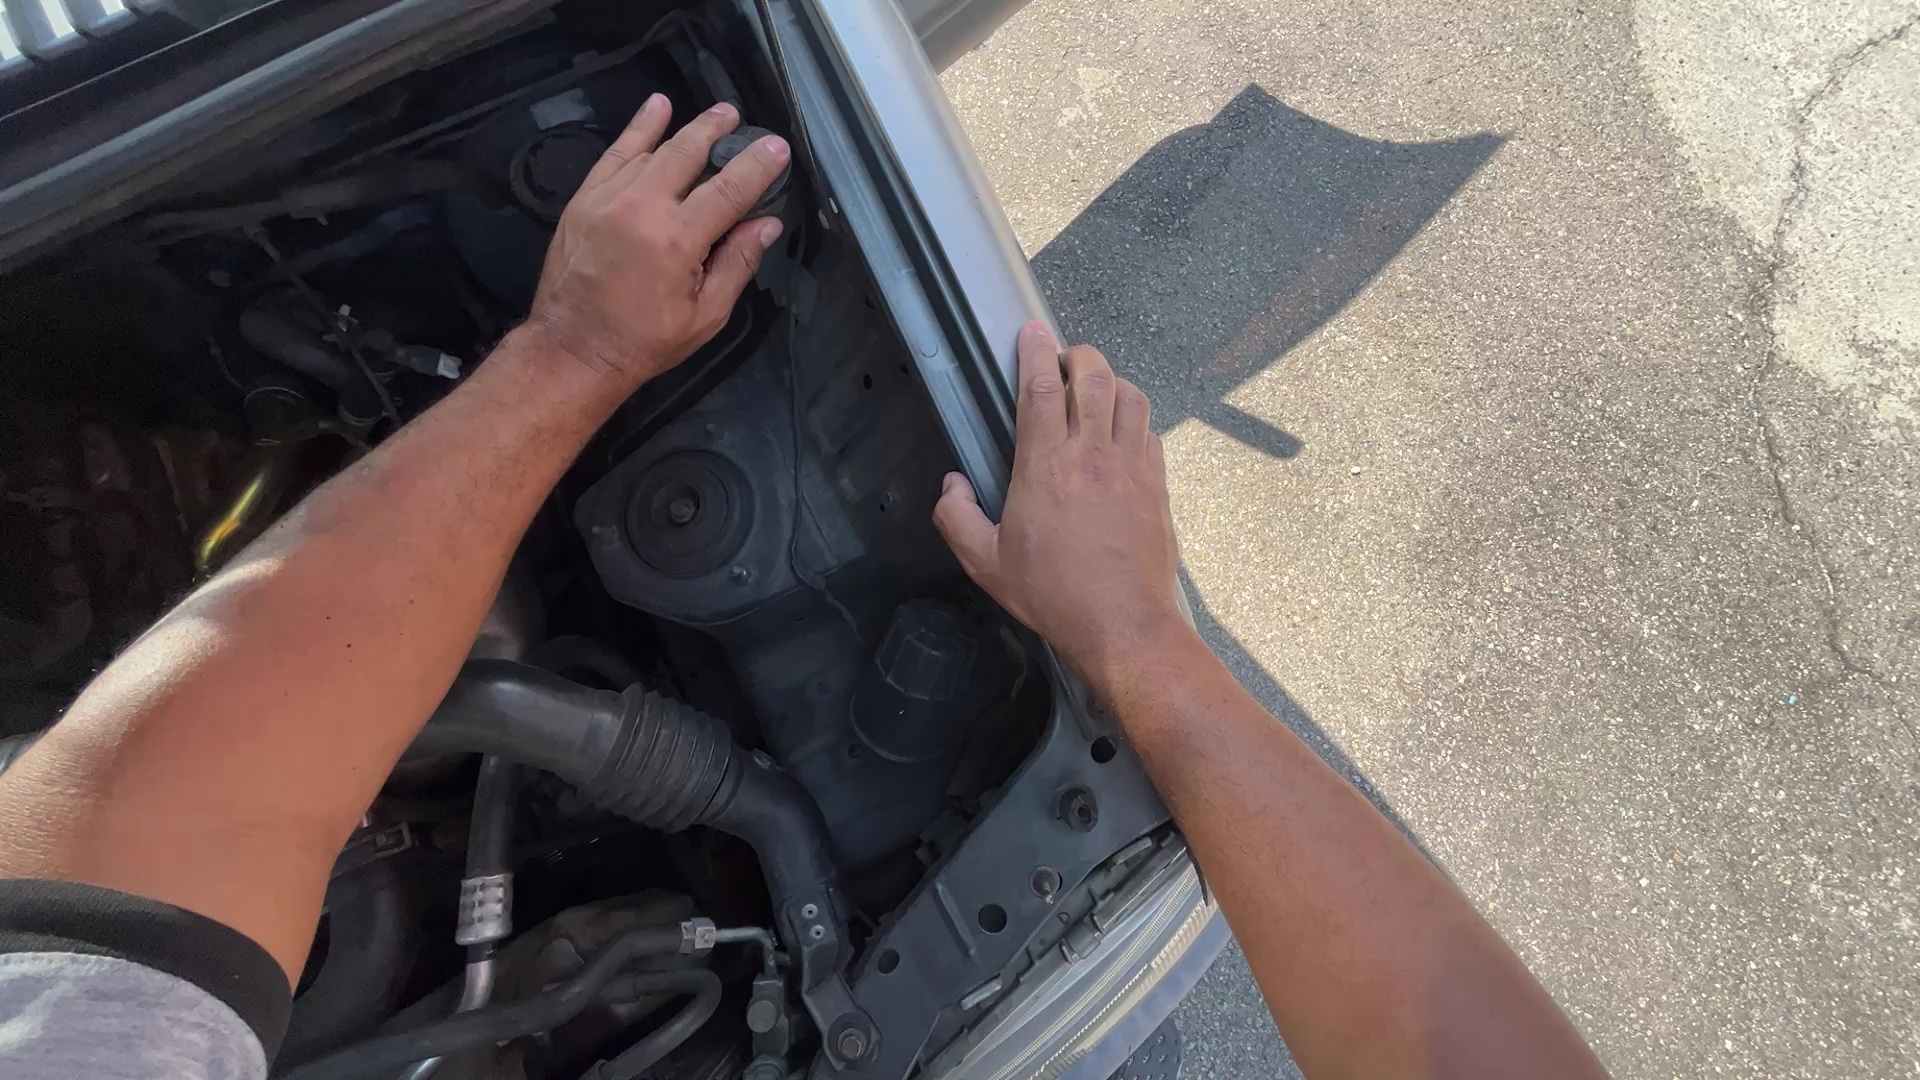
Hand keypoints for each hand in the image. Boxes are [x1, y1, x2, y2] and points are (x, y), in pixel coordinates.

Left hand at [526, 95, 788, 390]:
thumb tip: (766, 225)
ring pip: (653, 149)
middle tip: (739, 119)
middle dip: (718, 132)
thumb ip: (737, 263)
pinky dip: (637, 128)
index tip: (777, 147)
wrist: (577, 347)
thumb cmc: (646, 341)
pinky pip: (615, 152)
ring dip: (685, 129)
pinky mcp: (585, 198)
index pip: (728, 191)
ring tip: (712, 116)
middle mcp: (642, 207)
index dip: (756, 166)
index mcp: (678, 240)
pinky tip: (655, 108)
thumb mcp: (707, 314)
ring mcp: (608, 197)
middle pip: (688, 154)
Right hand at [934, 323, 1191, 692]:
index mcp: (1044, 465)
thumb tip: (952, 485)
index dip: (1034, 352)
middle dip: (1077, 355)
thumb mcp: (985, 563)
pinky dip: (1135, 414)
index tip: (1031, 331)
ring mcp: (1130, 466)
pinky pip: (1150, 429)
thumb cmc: (1051, 593)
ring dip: (1112, 380)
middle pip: (1092, 377)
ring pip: (1129, 396)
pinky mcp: (1156, 484)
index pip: (1039, 388)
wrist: (1121, 622)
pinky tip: (1123, 428)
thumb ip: (956, 518)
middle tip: (1064, 360)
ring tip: (1096, 388)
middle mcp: (1091, 454)